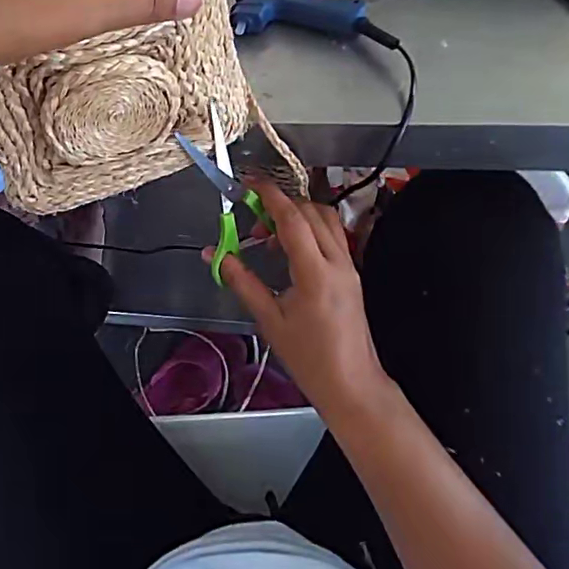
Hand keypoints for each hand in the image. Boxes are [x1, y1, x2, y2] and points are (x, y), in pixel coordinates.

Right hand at [210, 180, 391, 417]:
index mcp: (316, 273)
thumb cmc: (310, 359)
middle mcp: (337, 262)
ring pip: (325, 219)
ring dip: (297, 214)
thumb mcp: (269, 321)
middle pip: (310, 211)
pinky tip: (290, 249)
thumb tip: (216, 255)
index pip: (293, 219)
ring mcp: (348, 266)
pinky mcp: (352, 272)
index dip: (269, 195)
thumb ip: (242, 282)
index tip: (250, 183)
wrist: (352, 385)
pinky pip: (332, 235)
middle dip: (279, 206)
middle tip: (253, 220)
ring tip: (270, 235)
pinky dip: (310, 228)